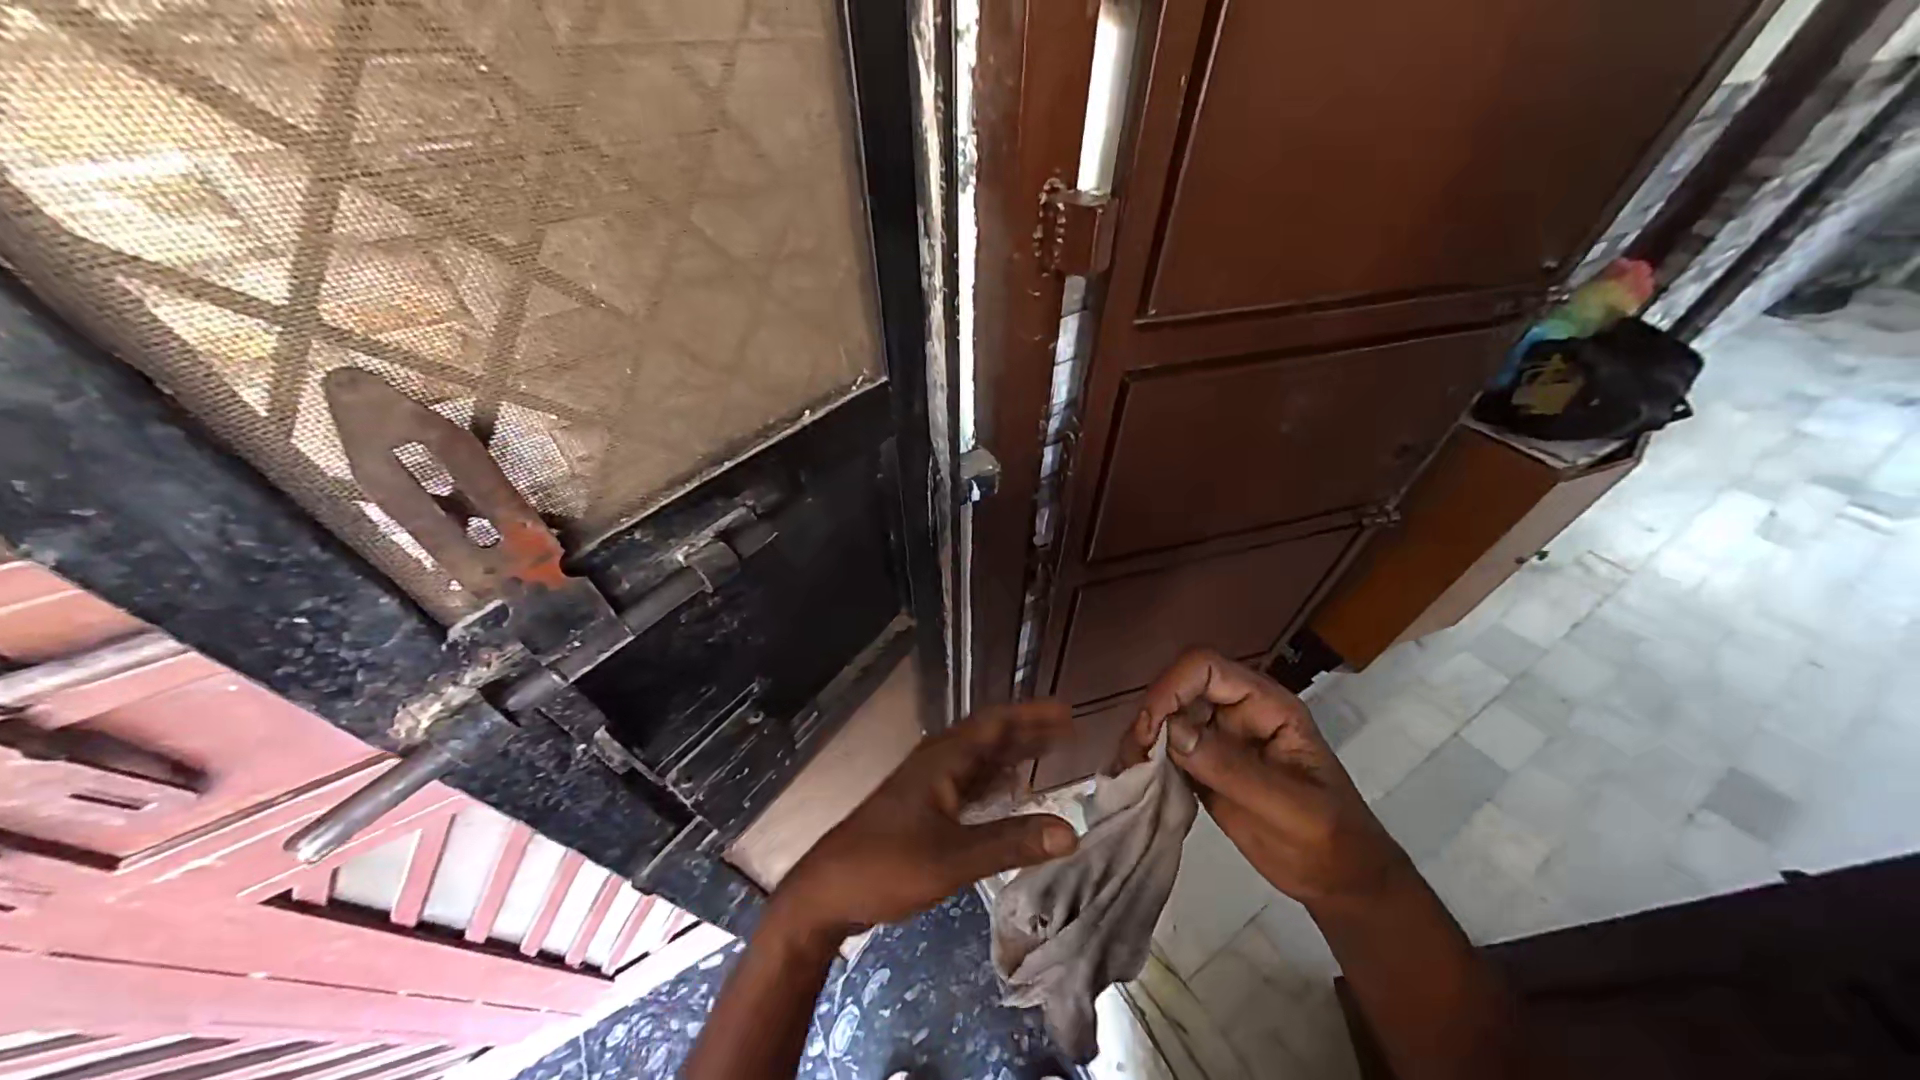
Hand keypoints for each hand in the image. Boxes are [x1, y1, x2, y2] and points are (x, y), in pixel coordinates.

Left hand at [767, 702, 1080, 942]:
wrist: (827, 892)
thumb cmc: (887, 866)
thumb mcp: (954, 858)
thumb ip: (1011, 843)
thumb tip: (1070, 832)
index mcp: (942, 760)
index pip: (994, 724)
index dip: (1030, 716)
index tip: (1066, 711)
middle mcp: (935, 763)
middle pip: (988, 738)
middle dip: (1026, 732)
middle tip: (1066, 729)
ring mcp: (925, 786)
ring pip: (977, 761)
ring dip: (1010, 755)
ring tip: (1046, 752)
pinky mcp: (921, 809)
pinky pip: (966, 784)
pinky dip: (992, 783)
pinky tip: (1008, 793)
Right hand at [1122, 649, 1411, 907]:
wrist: (1340, 881)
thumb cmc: (1329, 840)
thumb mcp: (1289, 807)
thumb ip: (1232, 769)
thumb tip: (1172, 731)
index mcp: (1266, 706)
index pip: (1206, 668)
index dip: (1172, 686)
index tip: (1150, 729)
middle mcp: (1236, 712)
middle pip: (1178, 687)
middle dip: (1151, 714)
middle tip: (1136, 757)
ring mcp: (1218, 738)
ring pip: (1165, 716)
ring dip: (1143, 738)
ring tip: (1132, 772)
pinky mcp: (1202, 765)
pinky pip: (1165, 748)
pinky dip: (1145, 760)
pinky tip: (1135, 781)